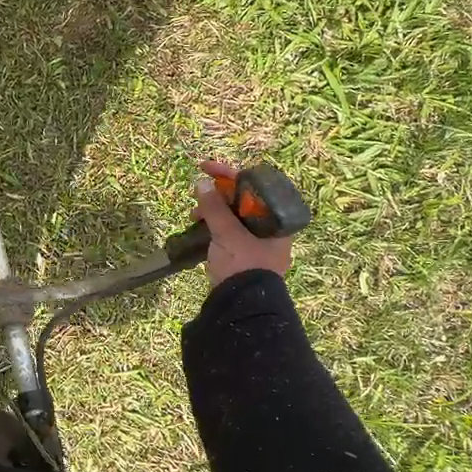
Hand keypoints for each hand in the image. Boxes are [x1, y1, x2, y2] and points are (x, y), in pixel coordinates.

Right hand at [195, 160, 293, 286]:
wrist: (243, 304)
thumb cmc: (242, 264)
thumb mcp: (227, 233)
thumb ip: (214, 207)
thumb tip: (201, 183)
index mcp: (277, 220)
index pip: (254, 186)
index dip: (228, 174)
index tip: (205, 167)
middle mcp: (271, 228)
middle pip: (243, 200)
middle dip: (217, 194)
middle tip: (197, 194)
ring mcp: (258, 241)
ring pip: (234, 215)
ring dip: (212, 210)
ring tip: (194, 216)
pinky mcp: (244, 253)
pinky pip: (229, 230)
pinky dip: (214, 225)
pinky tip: (200, 228)